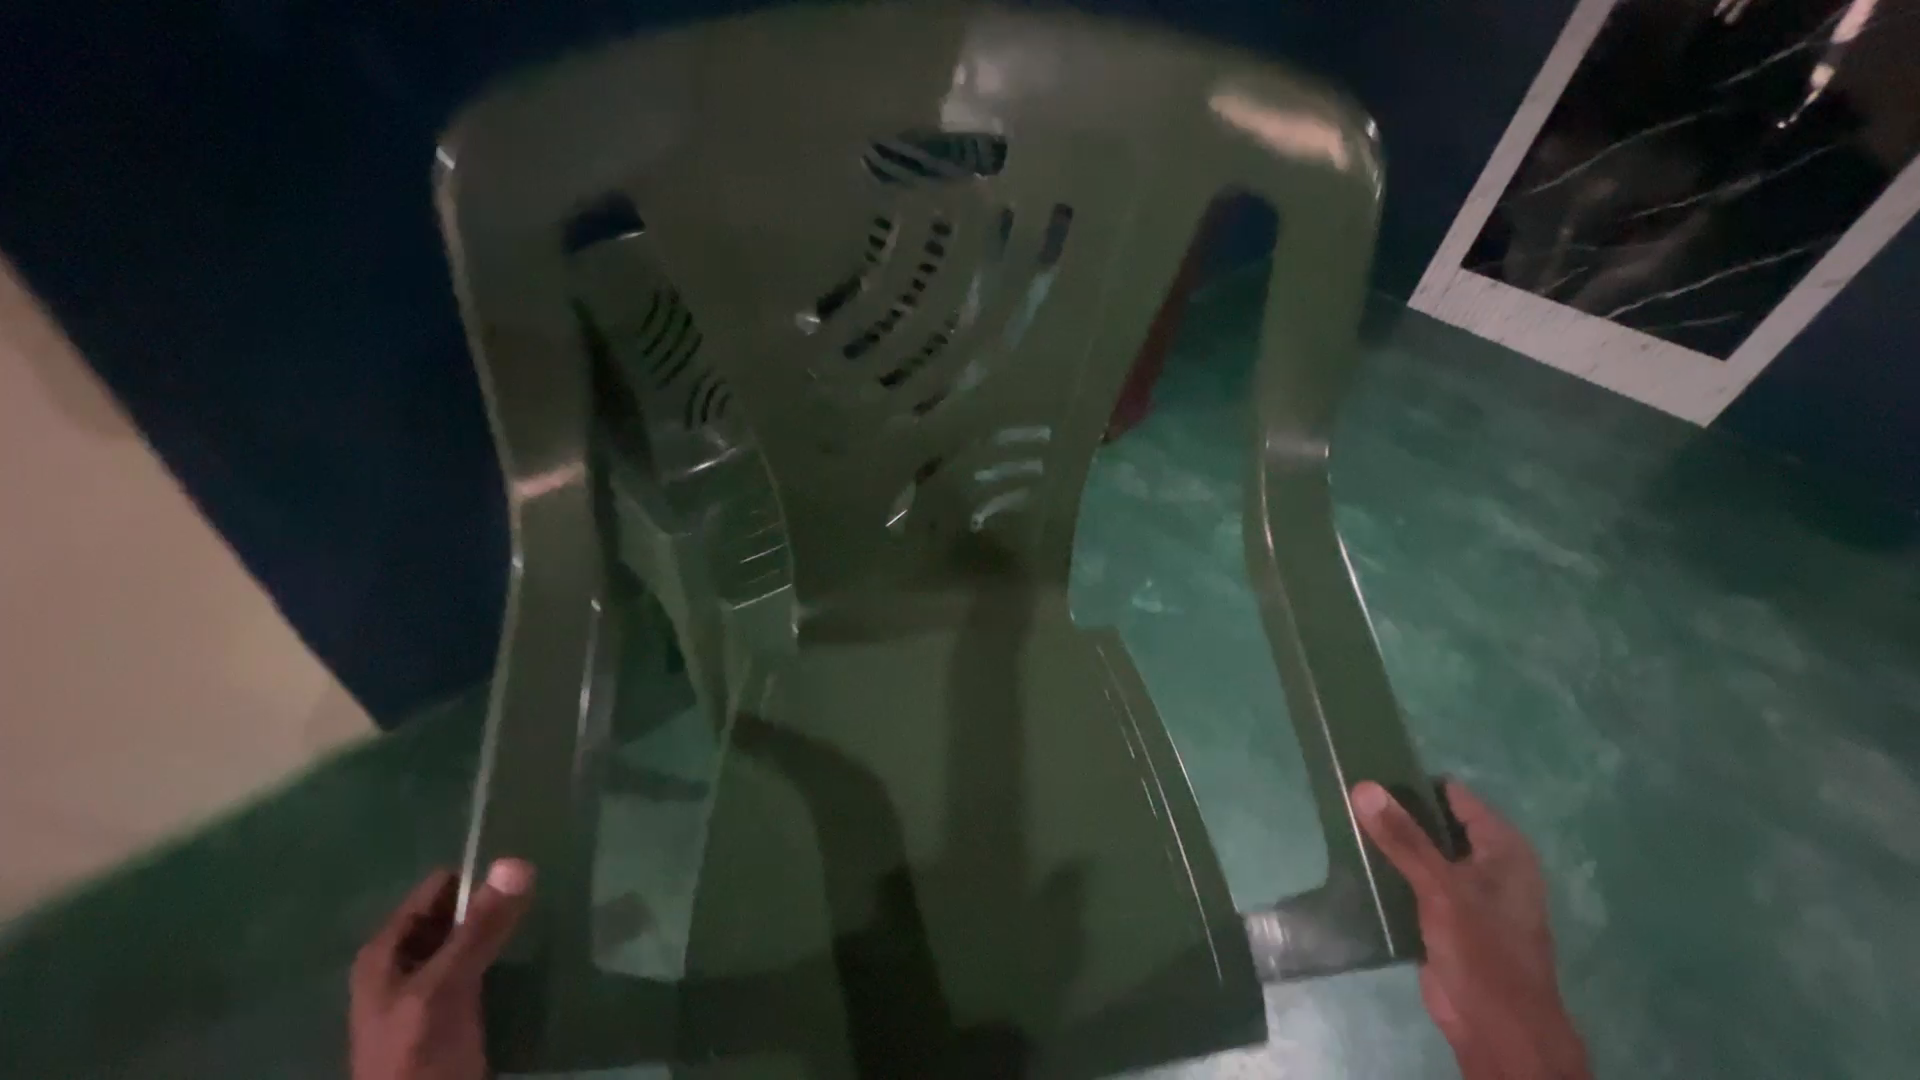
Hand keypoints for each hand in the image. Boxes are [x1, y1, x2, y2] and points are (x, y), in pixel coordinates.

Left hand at [350, 859, 534, 1079]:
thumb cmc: (418, 1060)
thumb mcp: (446, 989)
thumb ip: (479, 930)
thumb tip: (517, 861)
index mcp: (388, 952)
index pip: (440, 887)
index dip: (480, 878)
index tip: (523, 881)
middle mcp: (406, 963)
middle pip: (459, 913)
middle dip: (496, 906)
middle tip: (539, 903)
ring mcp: (430, 991)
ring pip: (476, 941)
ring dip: (506, 934)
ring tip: (542, 928)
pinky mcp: (456, 1013)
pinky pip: (486, 969)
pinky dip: (508, 961)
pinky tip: (532, 962)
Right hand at [1352, 781, 1589, 1079]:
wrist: (1497, 1028)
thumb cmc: (1483, 950)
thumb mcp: (1441, 888)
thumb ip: (1403, 838)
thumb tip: (1363, 786)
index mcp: (1503, 850)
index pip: (1455, 797)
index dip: (1415, 783)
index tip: (1370, 771)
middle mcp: (1490, 866)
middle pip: (1437, 824)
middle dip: (1398, 813)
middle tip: (1348, 795)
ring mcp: (1469, 894)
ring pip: (1423, 854)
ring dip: (1392, 844)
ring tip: (1343, 821)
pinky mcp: (1447, 919)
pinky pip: (1415, 882)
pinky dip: (1392, 872)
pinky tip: (1357, 863)